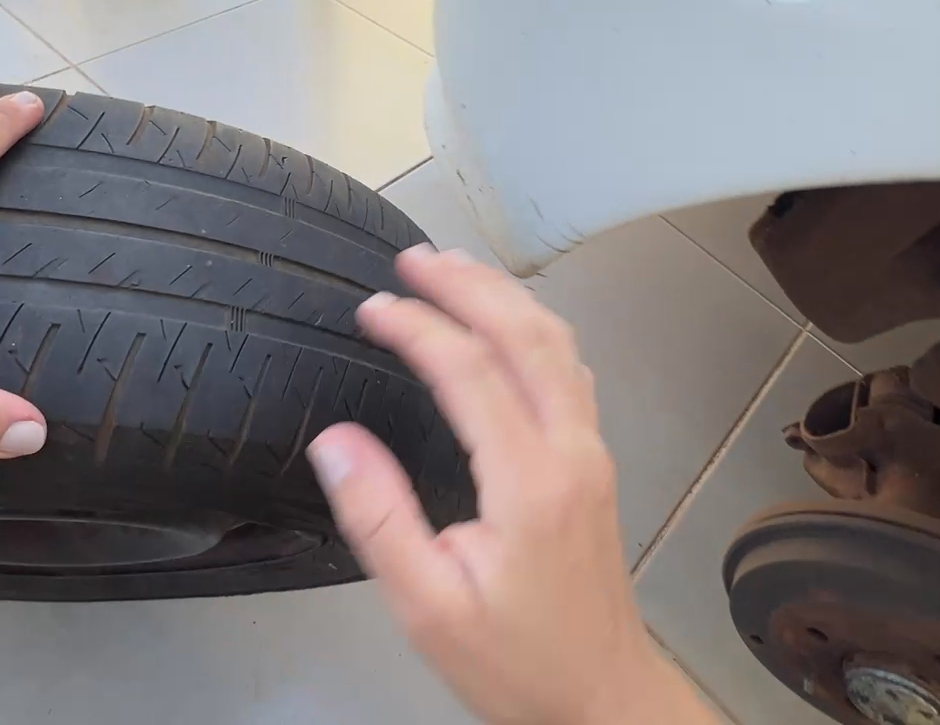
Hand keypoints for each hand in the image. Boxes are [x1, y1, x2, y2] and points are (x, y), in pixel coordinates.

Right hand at [309, 246, 711, 724]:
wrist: (604, 698)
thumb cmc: (515, 659)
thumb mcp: (427, 606)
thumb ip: (379, 518)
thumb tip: (336, 442)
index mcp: (527, 480)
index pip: (469, 371)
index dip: (417, 327)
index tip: (373, 308)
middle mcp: (569, 447)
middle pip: (523, 333)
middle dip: (465, 285)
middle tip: (415, 259)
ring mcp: (590, 446)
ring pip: (555, 340)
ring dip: (503, 293)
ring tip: (454, 266)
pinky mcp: (592, 454)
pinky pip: (568, 364)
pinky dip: (532, 322)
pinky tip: (508, 316)